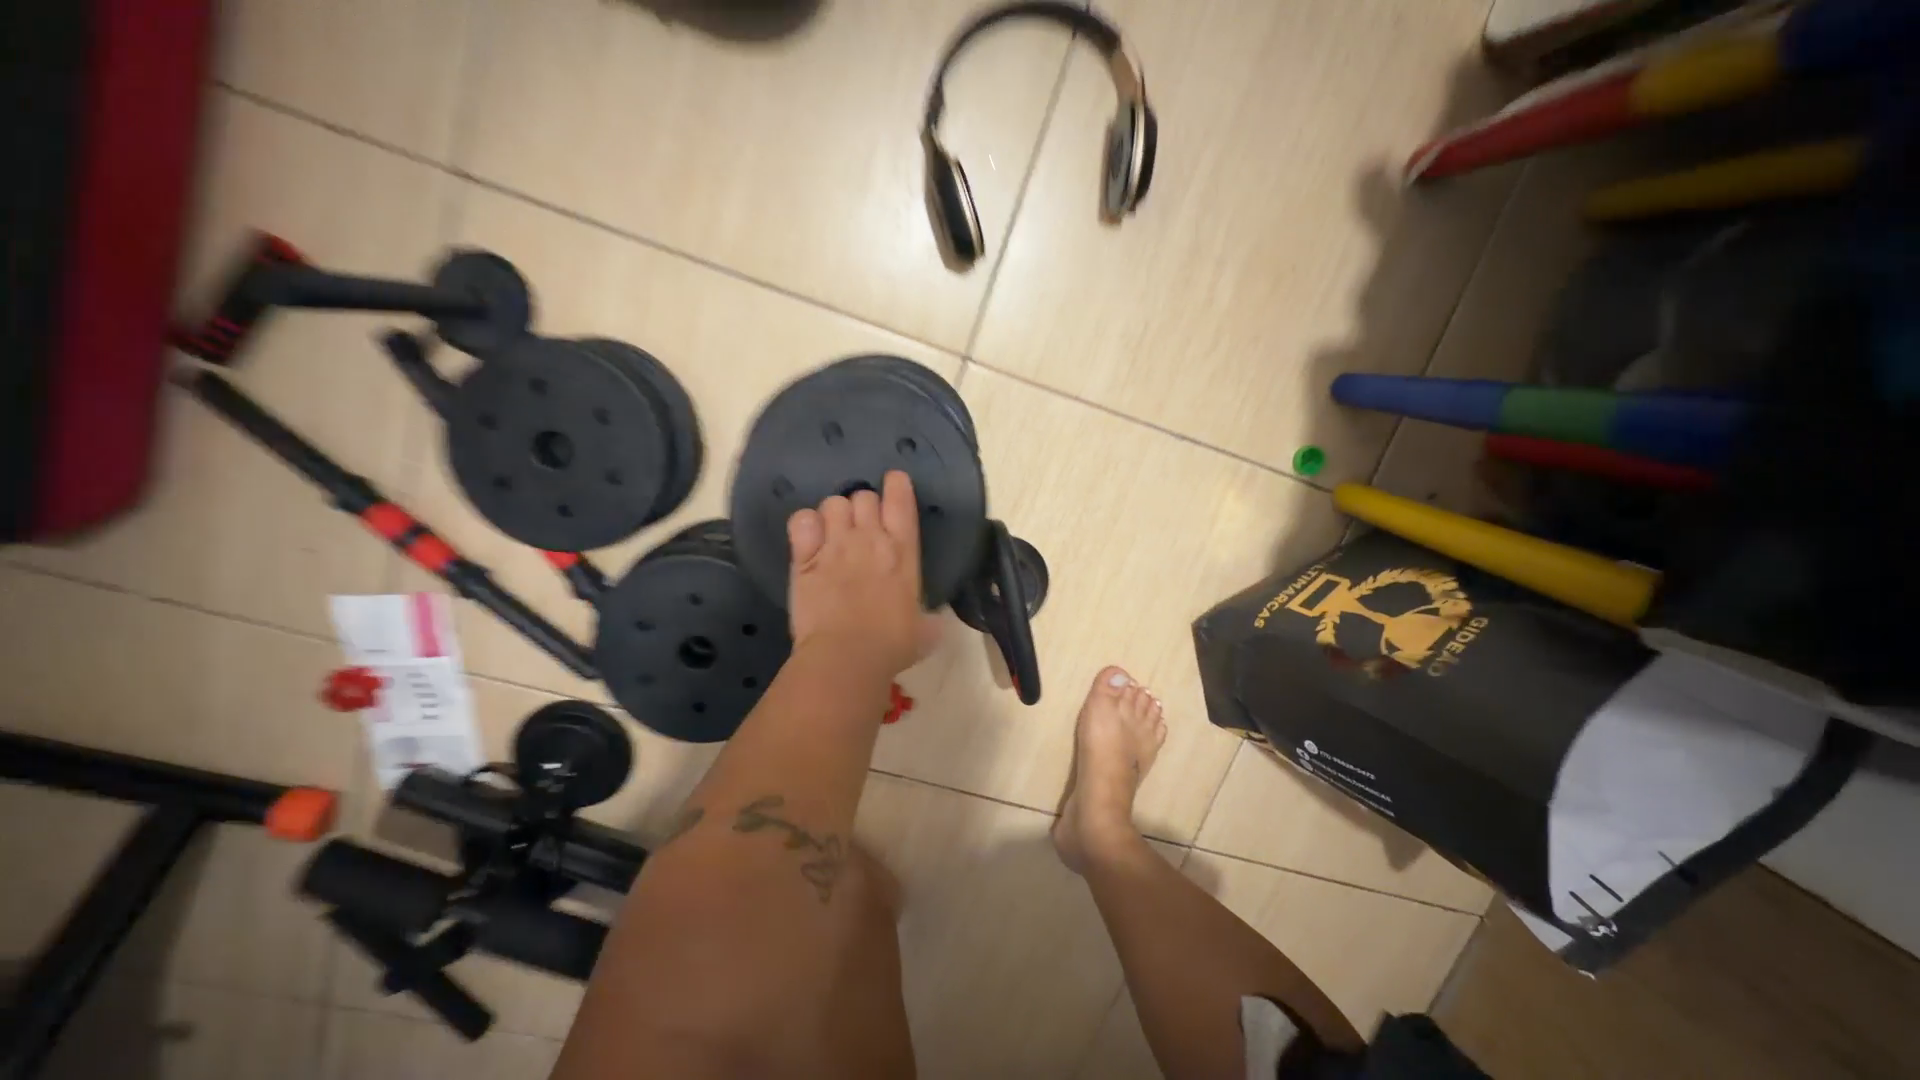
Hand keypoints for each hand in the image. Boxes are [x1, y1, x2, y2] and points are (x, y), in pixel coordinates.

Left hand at [787, 471, 934, 678]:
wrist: (846, 655)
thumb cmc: (891, 645)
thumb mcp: (925, 632)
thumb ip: (929, 619)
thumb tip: (933, 622)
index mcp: (903, 551)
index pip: (900, 500)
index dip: (896, 486)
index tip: (894, 483)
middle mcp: (869, 539)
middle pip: (863, 496)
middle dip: (863, 506)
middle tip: (861, 527)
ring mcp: (834, 545)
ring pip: (833, 503)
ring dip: (835, 514)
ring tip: (834, 532)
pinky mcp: (804, 558)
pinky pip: (802, 520)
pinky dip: (806, 524)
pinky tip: (808, 538)